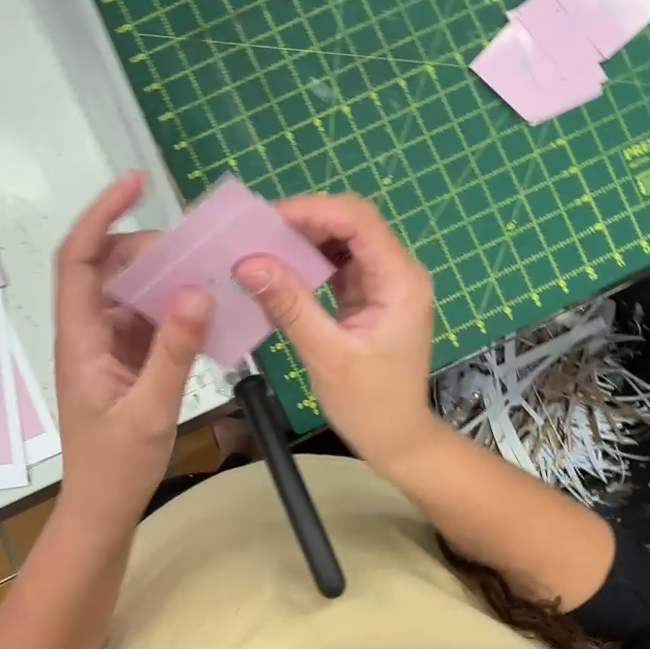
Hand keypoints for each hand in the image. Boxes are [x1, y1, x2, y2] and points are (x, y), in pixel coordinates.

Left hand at [53, 172, 212, 507]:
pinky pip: (148, 319)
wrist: (103, 506)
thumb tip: (196, 291)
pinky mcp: (125, 360)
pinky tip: (205, 313)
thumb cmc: (116, 465)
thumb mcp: (151, 409)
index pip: (80, 259)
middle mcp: (89, 331)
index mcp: (81, 337)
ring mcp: (107, 346)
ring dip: (164, 280)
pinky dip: (174, 310)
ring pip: (131, 292)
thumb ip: (174, 351)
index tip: (136, 183)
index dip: (102, 214)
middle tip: (195, 250)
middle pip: (107, 267)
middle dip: (147, 249)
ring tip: (206, 275)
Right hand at [235, 193, 441, 471]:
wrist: (397, 438)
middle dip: (305, 220)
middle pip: (352, 222)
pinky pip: (339, 263)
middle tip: (256, 233)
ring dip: (304, 238)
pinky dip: (309, 261)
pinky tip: (280, 269)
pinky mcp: (371, 295)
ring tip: (262, 247)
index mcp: (400, 281)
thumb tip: (248, 263)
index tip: (266, 220)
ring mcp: (385, 282)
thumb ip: (290, 305)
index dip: (313, 210)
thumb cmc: (369, 403)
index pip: (358, 221)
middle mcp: (399, 272)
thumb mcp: (326, 355)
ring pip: (344, 239)